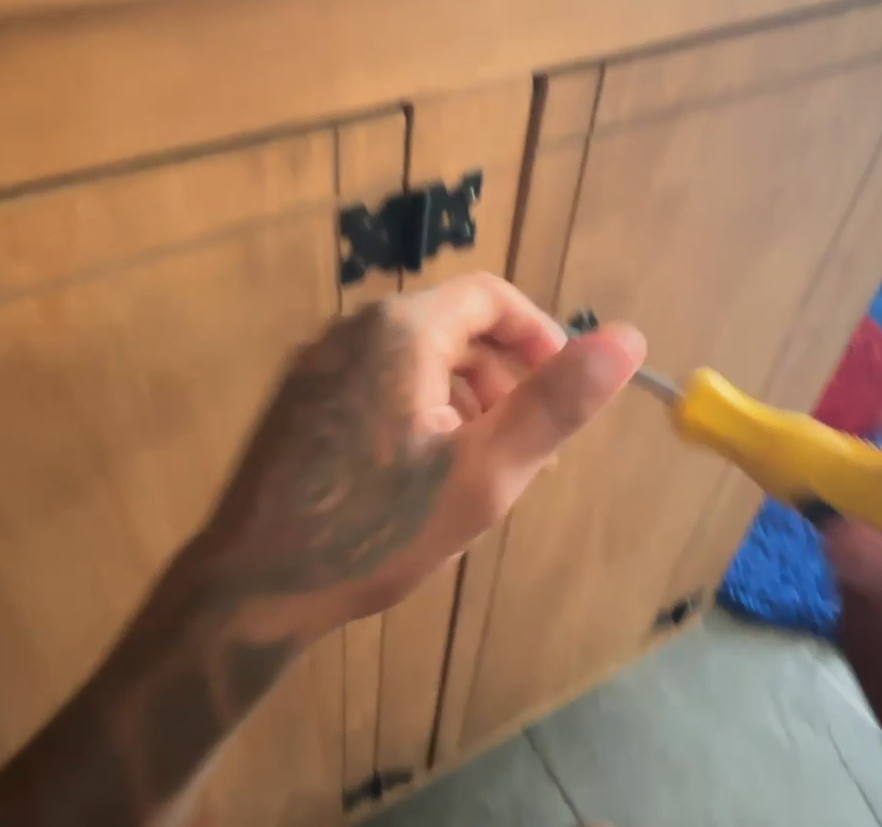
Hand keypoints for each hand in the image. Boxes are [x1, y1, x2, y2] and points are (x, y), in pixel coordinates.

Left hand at [188, 272, 645, 641]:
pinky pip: (375, 382)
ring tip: (480, 469)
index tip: (563, 392)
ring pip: (413, 359)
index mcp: (398, 329)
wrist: (253, 583)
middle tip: (528, 451)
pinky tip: (420, 473)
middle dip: (501, 380)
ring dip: (460, 399)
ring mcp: (316, 362)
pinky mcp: (298, 398)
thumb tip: (627, 338)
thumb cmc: (375, 530)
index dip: (539, 337)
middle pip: (451, 328)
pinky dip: (415, 409)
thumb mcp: (483, 472)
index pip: (490, 298)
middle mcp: (351, 329)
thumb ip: (554, 402)